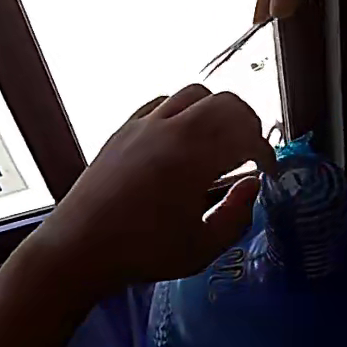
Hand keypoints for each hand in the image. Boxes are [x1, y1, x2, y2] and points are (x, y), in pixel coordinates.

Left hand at [24, 85, 274, 299]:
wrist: (79, 246)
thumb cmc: (143, 253)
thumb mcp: (201, 249)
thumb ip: (236, 216)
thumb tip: (251, 185)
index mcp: (193, 158)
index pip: (245, 136)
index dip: (265, 151)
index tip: (268, 171)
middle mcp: (171, 129)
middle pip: (225, 102)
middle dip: (247, 122)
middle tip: (251, 149)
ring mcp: (144, 124)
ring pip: (193, 94)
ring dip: (215, 111)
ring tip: (218, 138)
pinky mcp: (124, 127)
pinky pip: (162, 102)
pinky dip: (182, 110)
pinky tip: (181, 136)